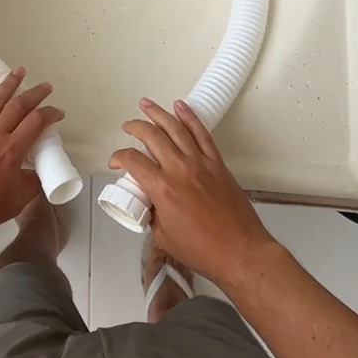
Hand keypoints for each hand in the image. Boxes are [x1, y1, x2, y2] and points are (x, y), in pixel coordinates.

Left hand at [0, 68, 64, 238]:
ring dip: (10, 82)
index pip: (37, 123)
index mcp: (11, 151)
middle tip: (46, 86)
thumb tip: (40, 172)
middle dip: (36, 93)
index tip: (57, 112)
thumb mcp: (16, 202)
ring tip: (21, 70)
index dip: (50, 114)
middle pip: (19, 105)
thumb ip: (32, 184)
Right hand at [110, 98, 279, 287]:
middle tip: (127, 126)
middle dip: (135, 127)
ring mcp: (200, 163)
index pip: (132, 161)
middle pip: (151, 136)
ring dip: (158, 113)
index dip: (118, 157)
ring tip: (146, 104)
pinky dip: (190, 117)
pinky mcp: (217, 164)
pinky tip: (180, 106)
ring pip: (175, 128)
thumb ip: (152, 214)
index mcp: (162, 188)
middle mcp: (179, 169)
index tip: (115, 161)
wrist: (241, 253)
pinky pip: (202, 134)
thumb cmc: (203, 251)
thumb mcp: (164, 237)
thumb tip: (149, 202)